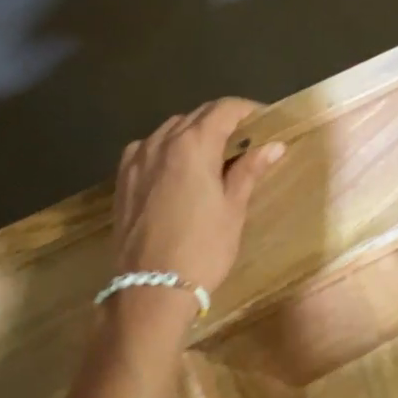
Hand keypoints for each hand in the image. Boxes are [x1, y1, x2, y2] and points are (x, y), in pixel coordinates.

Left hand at [113, 99, 284, 306]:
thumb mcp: (233, 208)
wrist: (151, 289)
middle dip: (223, 120)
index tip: (267, 121)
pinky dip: (169, 148)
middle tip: (247, 140)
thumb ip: (250, 170)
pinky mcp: (123, 179)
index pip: (224, 109)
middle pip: (197, 115)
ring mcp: (136, 160)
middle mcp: (161, 142)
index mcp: (193, 145)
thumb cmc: (203, 247)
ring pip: (171, 130)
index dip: (248, 110)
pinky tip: (179, 169)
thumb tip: (274, 145)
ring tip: (216, 154)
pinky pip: (149, 148)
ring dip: (195, 133)